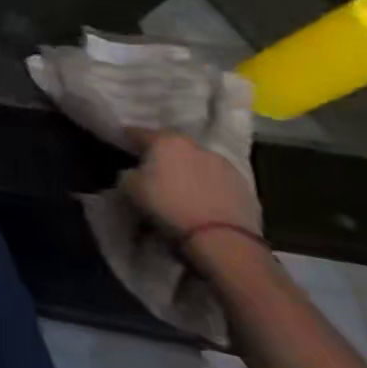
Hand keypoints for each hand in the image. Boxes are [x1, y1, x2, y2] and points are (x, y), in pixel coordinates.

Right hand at [120, 130, 261, 239]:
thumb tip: (137, 172)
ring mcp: (226, 165)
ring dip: (186, 167)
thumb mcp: (129, 187)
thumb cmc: (166, 204)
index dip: (127, 136)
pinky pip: (216, 179)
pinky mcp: (245, 185)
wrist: (220, 235)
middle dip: (162, 151)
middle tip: (150, 164)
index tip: (121, 140)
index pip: (140, 132)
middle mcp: (198, 147)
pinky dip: (205, 183)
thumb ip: (130, 172)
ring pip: (198, 161)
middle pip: (174, 144)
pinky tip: (198, 197)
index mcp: (168, 142)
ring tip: (177, 183)